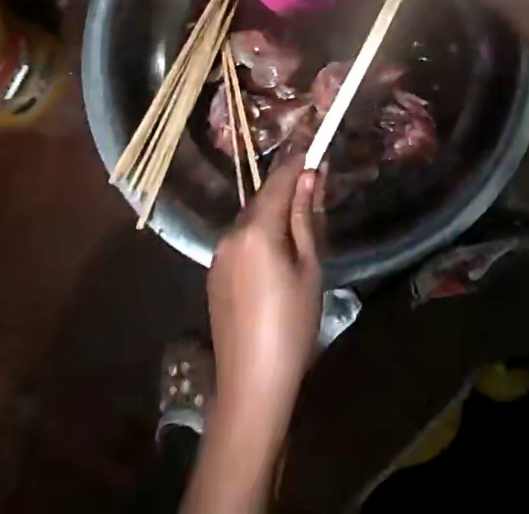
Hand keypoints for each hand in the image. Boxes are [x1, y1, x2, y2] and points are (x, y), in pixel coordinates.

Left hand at [206, 149, 325, 431]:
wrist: (251, 379)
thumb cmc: (292, 324)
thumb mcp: (309, 269)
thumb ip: (305, 219)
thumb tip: (310, 177)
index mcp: (256, 229)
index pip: (278, 182)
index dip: (297, 163)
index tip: (314, 149)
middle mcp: (231, 232)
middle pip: (262, 200)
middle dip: (285, 188)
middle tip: (314, 185)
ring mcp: (218, 253)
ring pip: (250, 220)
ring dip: (272, 213)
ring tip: (299, 223)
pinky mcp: (214, 273)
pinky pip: (240, 242)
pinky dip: (258, 236)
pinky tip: (275, 256)